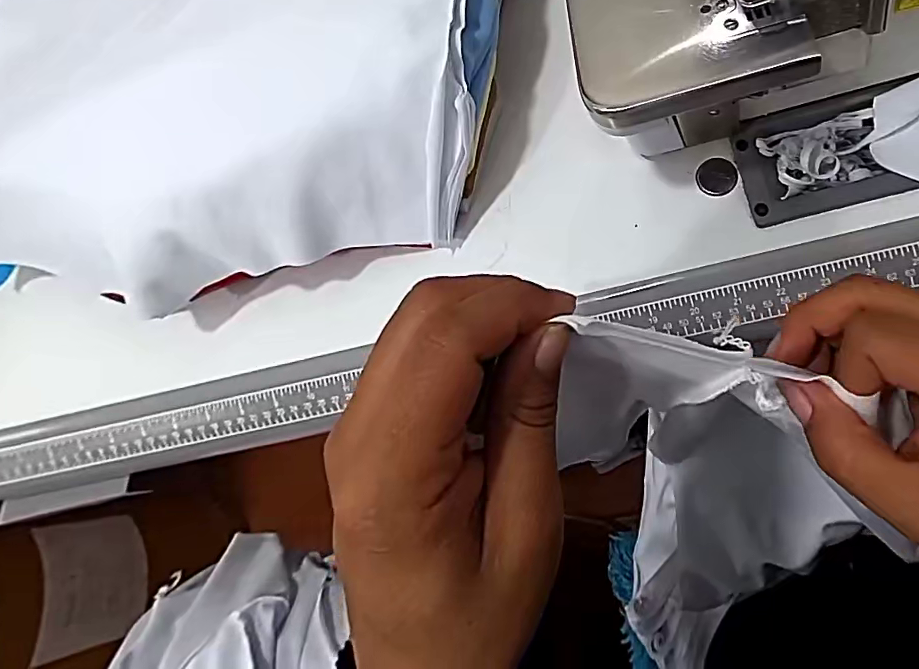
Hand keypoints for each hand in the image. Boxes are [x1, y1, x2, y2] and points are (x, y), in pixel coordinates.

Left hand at [325, 276, 573, 668]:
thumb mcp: (526, 527)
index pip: (444, 338)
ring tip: (534, 343)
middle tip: (555, 326)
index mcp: (392, 467)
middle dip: (500, 297)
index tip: (564, 319)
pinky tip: (502, 363)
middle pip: (424, 311)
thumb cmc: (472, 622)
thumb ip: (531, 420)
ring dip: (484, 309)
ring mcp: (354, 424)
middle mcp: (357, 433)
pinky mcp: (366, 422)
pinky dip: (467, 331)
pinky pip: (415, 344)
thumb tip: (549, 335)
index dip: (511, 306)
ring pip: (418, 316)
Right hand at [770, 276, 918, 661]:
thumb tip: (795, 390)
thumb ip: (845, 451)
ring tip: (812, 374)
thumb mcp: (914, 509)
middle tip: (787, 367)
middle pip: (865, 292)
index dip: (838, 372)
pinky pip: (887, 311)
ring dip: (829, 326)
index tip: (837, 418)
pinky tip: (844, 373)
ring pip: (871, 294)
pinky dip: (851, 334)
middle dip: (812, 322)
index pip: (873, 333)